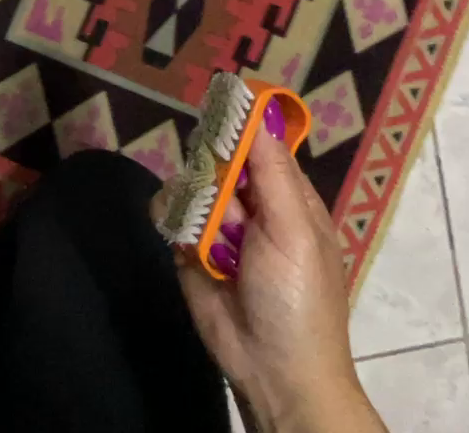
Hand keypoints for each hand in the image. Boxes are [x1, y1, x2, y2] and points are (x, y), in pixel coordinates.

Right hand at [172, 131, 385, 432]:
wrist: (271, 368)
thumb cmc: (298, 298)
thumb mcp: (294, 232)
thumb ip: (272, 174)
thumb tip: (258, 115)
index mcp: (287, 200)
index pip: (262, 147)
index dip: (243, 125)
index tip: (218, 101)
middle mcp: (252, 207)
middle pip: (219, 161)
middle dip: (212, 169)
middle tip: (221, 193)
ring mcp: (218, 227)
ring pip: (190, 184)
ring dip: (194, 201)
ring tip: (208, 234)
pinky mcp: (188, 246)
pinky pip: (170, 213)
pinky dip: (171, 218)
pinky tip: (183, 238)